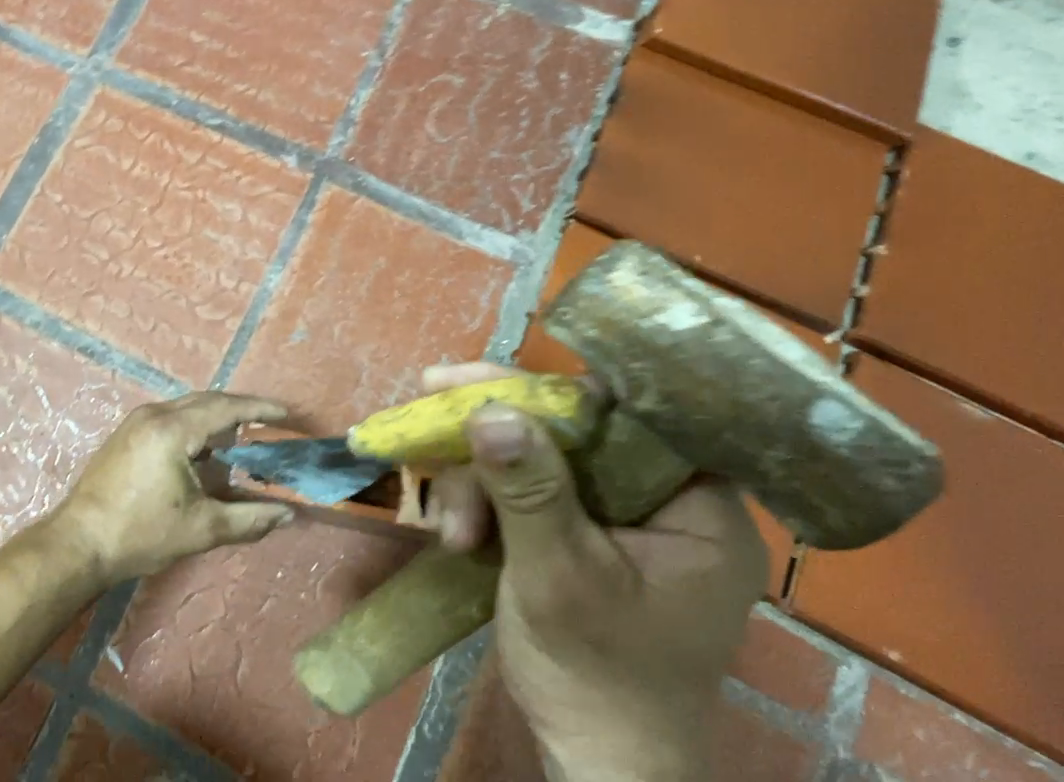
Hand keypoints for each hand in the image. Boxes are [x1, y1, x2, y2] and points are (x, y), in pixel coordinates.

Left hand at [50, 392, 295, 583]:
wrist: (80, 543)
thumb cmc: (141, 534)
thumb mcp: (202, 529)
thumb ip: (249, 519)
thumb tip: (288, 515)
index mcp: (172, 429)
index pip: (226, 408)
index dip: (259, 409)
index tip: (287, 414)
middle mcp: (153, 415)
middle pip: (206, 401)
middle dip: (240, 411)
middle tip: (270, 427)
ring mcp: (135, 422)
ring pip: (186, 408)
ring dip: (215, 418)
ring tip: (243, 440)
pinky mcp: (126, 434)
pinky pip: (170, 417)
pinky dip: (194, 426)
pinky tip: (206, 451)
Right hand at [424, 363, 765, 781]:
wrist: (595, 761)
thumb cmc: (596, 675)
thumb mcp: (558, 577)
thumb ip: (529, 491)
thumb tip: (491, 408)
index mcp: (695, 509)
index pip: (628, 415)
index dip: (551, 391)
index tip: (475, 382)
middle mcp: (662, 505)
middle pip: (570, 435)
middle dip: (496, 446)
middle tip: (431, 430)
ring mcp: (619, 524)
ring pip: (538, 464)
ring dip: (481, 487)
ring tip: (450, 532)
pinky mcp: (581, 541)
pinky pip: (528, 496)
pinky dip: (486, 509)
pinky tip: (457, 536)